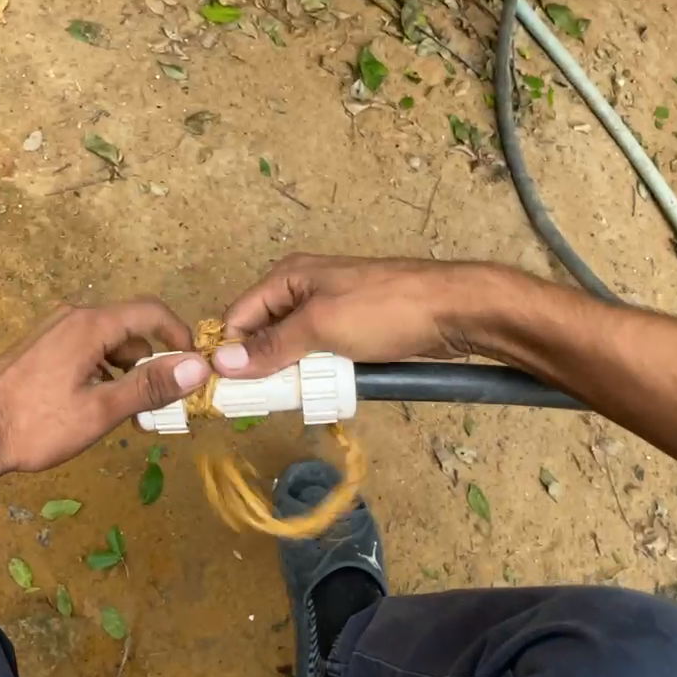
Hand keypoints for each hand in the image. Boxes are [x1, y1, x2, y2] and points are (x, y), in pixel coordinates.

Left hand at [0, 300, 209, 476]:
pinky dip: (101, 373)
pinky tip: (95, 406)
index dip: (179, 336)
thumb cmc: (37, 424)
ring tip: (126, 415)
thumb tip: (198, 366)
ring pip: (107, 343)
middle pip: (130, 330)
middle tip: (158, 406)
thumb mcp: (100, 409)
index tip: (192, 368)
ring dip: (125, 373)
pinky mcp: (41, 347)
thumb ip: (150, 385)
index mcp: (90, 325)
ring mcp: (53, 330)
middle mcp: (73, 317)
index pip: (152, 312)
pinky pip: (85, 351)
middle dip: (150, 364)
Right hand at [212, 254, 516, 377]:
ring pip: (288, 347)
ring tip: (290, 397)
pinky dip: (311, 372)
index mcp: (287, 277)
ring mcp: (326, 310)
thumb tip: (221, 364)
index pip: (238, 316)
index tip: (228, 389)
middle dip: (258, 364)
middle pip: (261, 332)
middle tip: (261, 399)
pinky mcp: (348, 330)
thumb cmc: (383, 310)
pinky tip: (316, 390)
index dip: (230, 351)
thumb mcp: (320, 327)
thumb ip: (270, 346)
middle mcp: (301, 290)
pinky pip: (315, 353)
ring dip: (286, 372)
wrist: (455, 310)